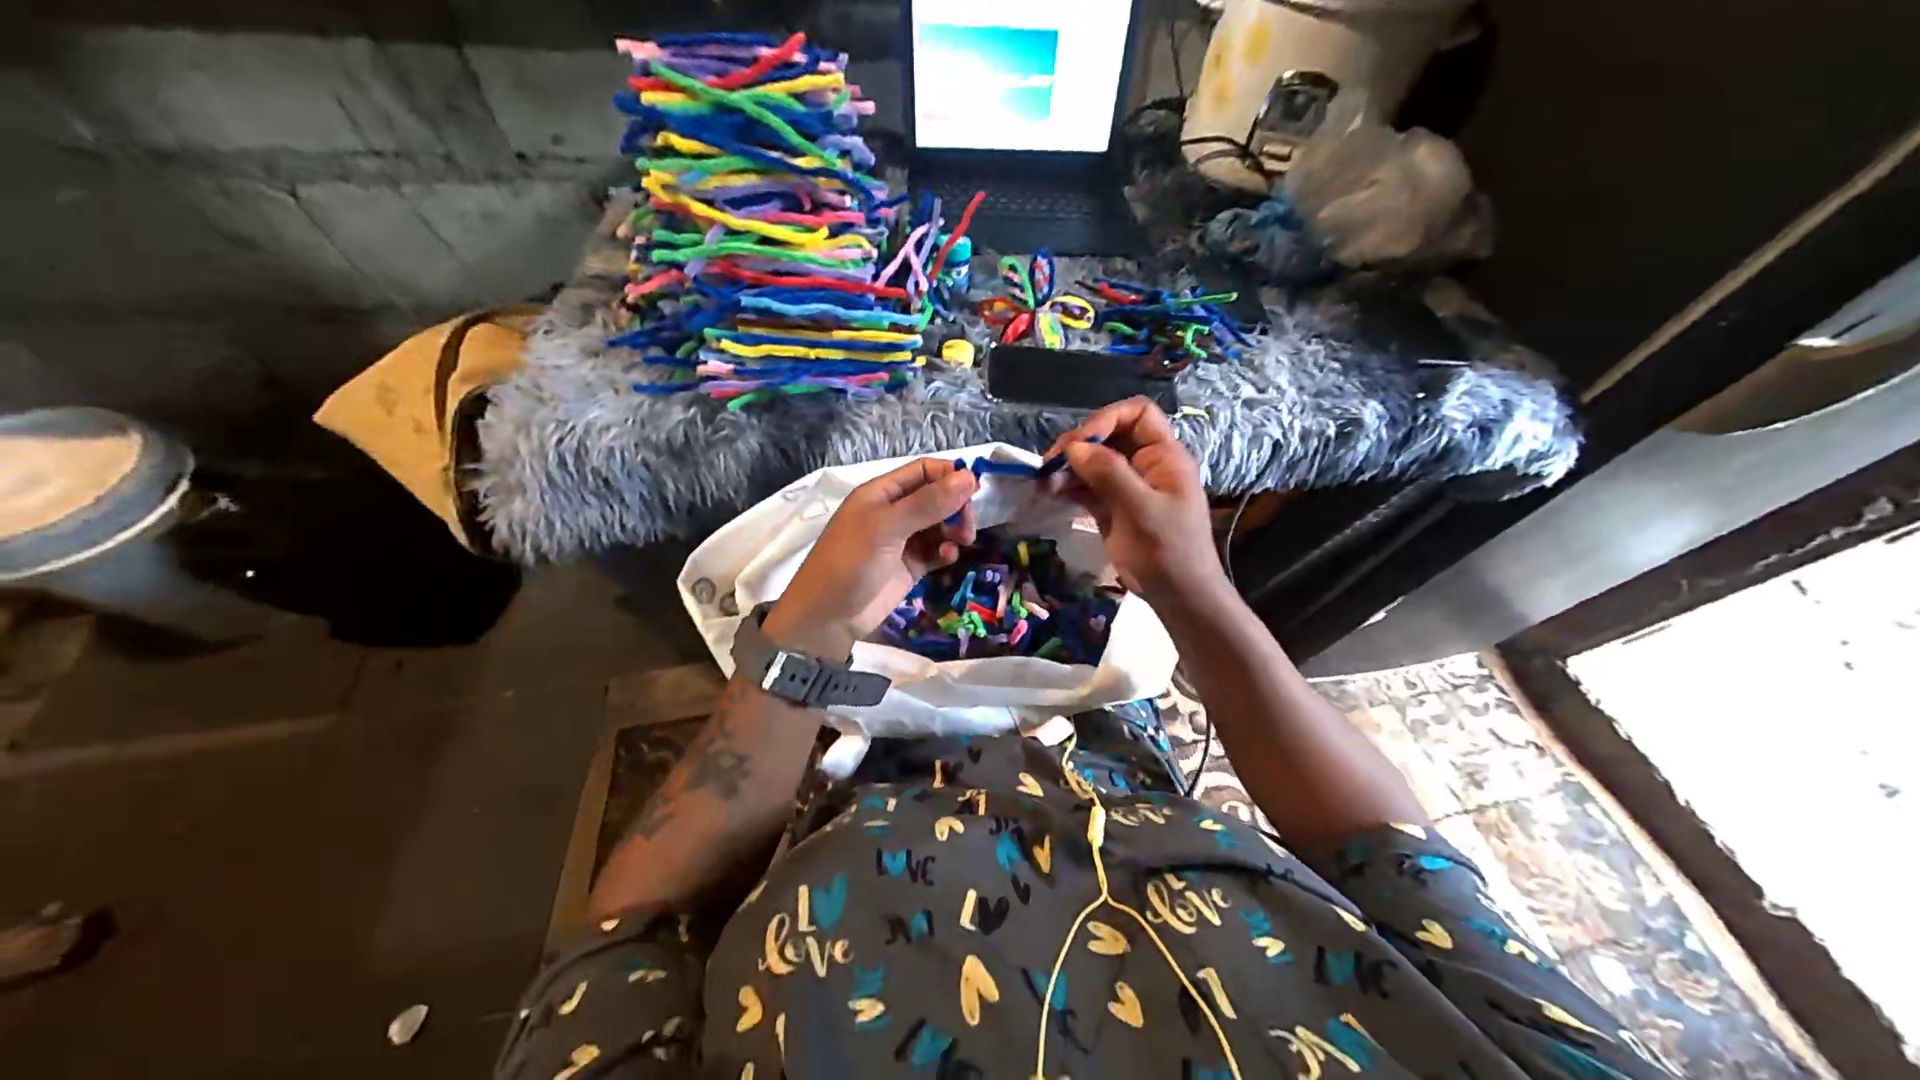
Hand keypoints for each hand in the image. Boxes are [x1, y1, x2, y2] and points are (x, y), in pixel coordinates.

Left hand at [763, 458, 978, 658]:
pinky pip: (936, 550)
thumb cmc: (850, 562)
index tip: (974, 491)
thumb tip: (970, 477)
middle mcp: (893, 512)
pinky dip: (946, 551)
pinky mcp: (909, 566)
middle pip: (936, 497)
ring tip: (960, 543)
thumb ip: (928, 503)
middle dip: (955, 507)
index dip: (950, 476)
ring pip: (940, 525)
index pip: (923, 471)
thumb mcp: (887, 527)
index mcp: (881, 493)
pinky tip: (947, 558)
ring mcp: (902, 540)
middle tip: (967, 527)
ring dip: (954, 530)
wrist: (827, 617)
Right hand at [1044, 397, 1226, 606]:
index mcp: (1164, 457)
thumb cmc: (1169, 552)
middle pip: (1109, 436)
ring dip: (1068, 467)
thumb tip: (1075, 448)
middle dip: (1079, 445)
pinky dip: (1069, 486)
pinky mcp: (1113, 508)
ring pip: (1094, 462)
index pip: (1138, 414)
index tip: (1082, 443)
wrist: (1180, 597)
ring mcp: (1128, 487)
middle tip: (1052, 463)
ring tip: (1046, 482)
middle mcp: (1146, 465)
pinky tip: (1051, 492)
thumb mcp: (1142, 510)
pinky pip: (1088, 487)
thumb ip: (1110, 474)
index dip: (1108, 419)